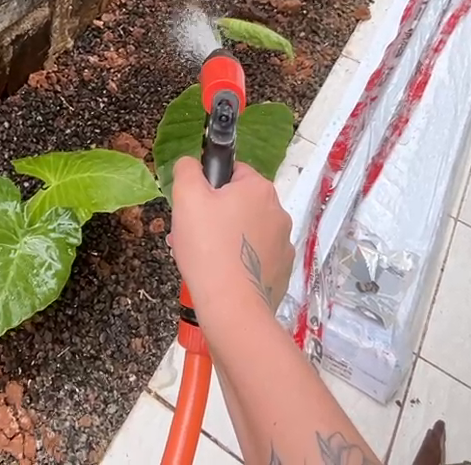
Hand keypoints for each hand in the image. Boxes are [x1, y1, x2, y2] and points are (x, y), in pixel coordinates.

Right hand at [169, 156, 293, 314]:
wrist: (232, 306)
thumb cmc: (207, 246)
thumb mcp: (186, 196)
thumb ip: (187, 169)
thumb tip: (191, 164)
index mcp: (259, 189)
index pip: (233, 172)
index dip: (210, 186)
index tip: (195, 207)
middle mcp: (278, 212)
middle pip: (239, 202)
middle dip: (214, 214)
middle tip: (192, 234)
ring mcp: (284, 244)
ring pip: (246, 230)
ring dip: (225, 237)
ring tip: (202, 258)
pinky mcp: (283, 270)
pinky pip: (256, 255)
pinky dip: (240, 260)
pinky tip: (222, 273)